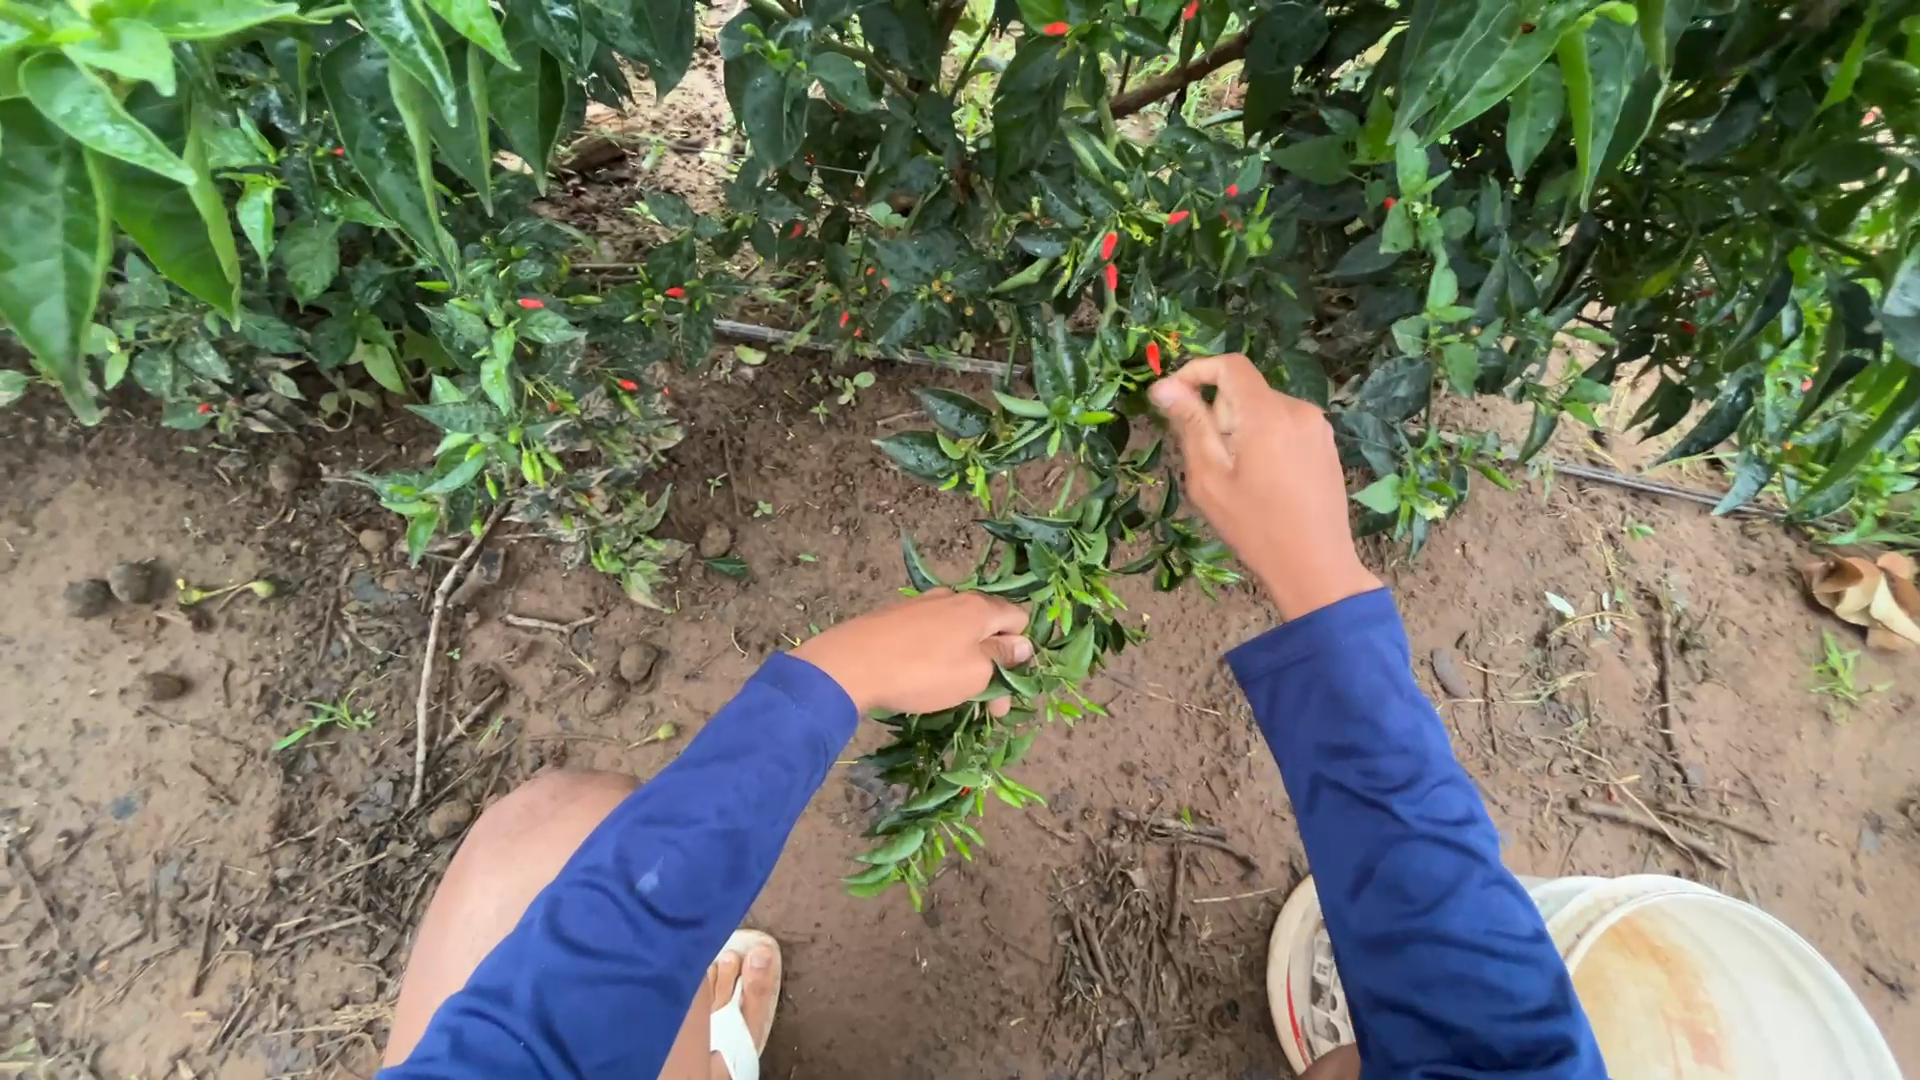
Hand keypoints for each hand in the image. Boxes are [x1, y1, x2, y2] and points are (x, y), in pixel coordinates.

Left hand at [791, 589, 1033, 714]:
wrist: (851, 664)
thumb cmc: (923, 671)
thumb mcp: (974, 672)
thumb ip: (1002, 657)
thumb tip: (1023, 644)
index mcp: (978, 607)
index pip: (1019, 617)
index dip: (1021, 650)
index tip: (1011, 682)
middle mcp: (953, 598)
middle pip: (988, 625)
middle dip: (994, 662)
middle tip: (989, 705)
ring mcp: (922, 605)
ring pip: (958, 631)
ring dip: (966, 661)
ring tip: (956, 695)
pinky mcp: (897, 617)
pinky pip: (932, 634)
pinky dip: (938, 654)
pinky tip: (925, 677)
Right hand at [1149, 353, 1380, 618]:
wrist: (1314, 564)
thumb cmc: (1253, 525)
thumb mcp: (1209, 477)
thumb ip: (1190, 425)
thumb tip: (1164, 387)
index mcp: (1266, 414)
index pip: (1229, 365)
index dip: (1195, 372)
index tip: (1172, 400)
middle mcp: (1297, 409)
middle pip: (1244, 391)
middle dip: (1218, 415)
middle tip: (1208, 463)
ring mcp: (1316, 426)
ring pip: (1262, 410)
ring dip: (1239, 430)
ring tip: (1236, 478)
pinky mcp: (1325, 444)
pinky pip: (1283, 426)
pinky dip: (1262, 440)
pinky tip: (1263, 482)